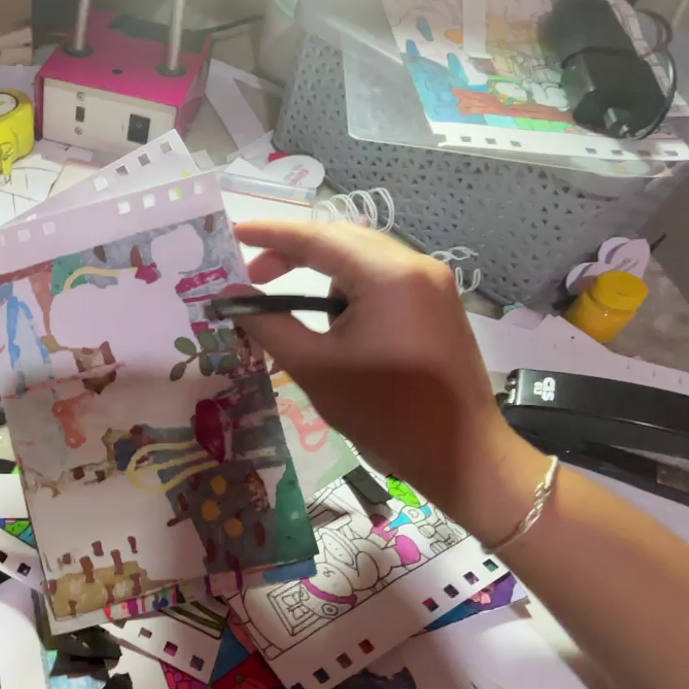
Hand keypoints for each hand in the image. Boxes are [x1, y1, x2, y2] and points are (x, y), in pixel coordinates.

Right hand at [232, 220, 533, 523]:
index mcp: (388, 275)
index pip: (316, 238)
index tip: (232, 234)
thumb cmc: (383, 412)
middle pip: (341, 239)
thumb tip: (228, 294)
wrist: (460, 455)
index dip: (269, 234)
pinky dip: (347, 285)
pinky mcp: (436, 304)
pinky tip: (330, 315)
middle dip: (292, 251)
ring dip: (320, 268)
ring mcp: (432, 284)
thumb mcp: (313, 367)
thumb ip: (267, 323)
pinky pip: (382, 277)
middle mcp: (415, 266)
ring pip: (362, 256)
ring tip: (285, 298)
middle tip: (252, 275)